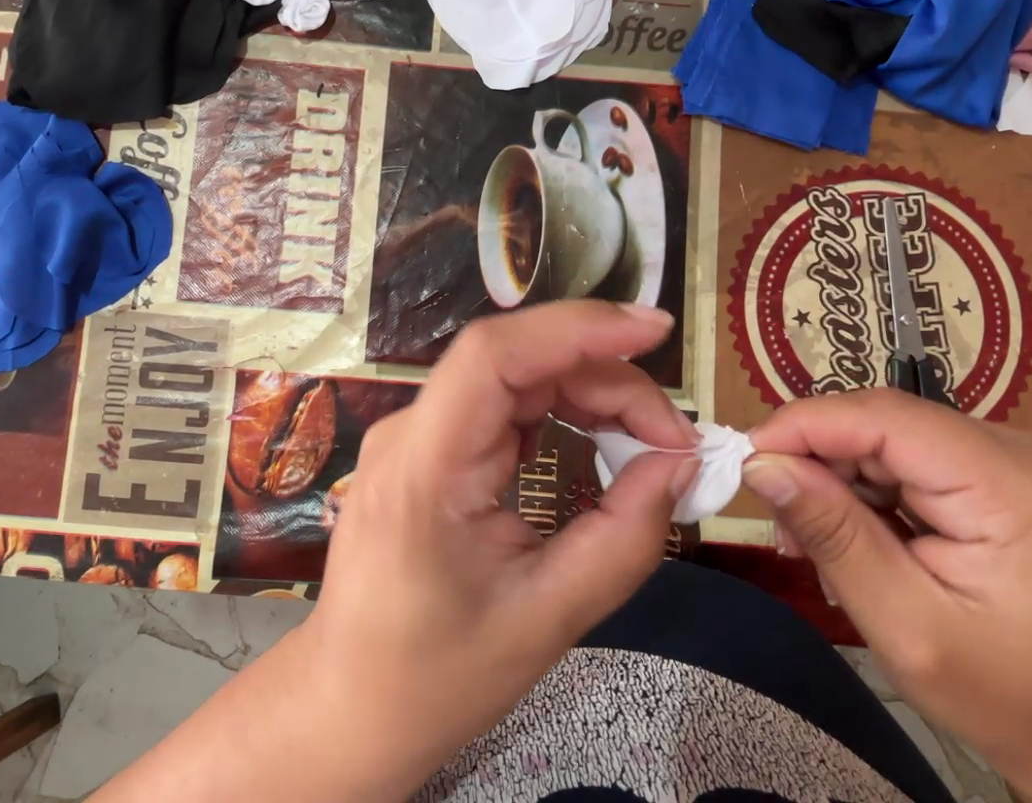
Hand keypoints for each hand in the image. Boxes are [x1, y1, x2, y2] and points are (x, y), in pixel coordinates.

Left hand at [300, 301, 700, 789]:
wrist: (351, 705)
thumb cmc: (436, 676)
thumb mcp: (547, 620)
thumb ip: (623, 538)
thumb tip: (680, 464)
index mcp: (424, 469)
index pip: (492, 357)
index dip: (575, 327)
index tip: (654, 330)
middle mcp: (410, 434)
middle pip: (514, 364)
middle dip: (605, 380)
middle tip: (674, 439)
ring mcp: (415, 438)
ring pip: (513, 381)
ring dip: (587, 396)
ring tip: (649, 444)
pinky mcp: (428, 452)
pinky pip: (501, 409)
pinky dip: (560, 415)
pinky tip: (599, 443)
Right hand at [741, 390, 1031, 802]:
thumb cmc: (1009, 699)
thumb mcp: (906, 627)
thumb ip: (835, 535)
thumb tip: (762, 463)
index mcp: (1030, 494)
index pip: (893, 420)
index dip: (808, 425)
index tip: (745, 456)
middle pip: (896, 426)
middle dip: (823, 465)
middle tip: (785, 529)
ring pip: (904, 438)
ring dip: (849, 480)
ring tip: (824, 546)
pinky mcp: (1029, 472)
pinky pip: (929, 456)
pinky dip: (883, 489)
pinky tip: (870, 537)